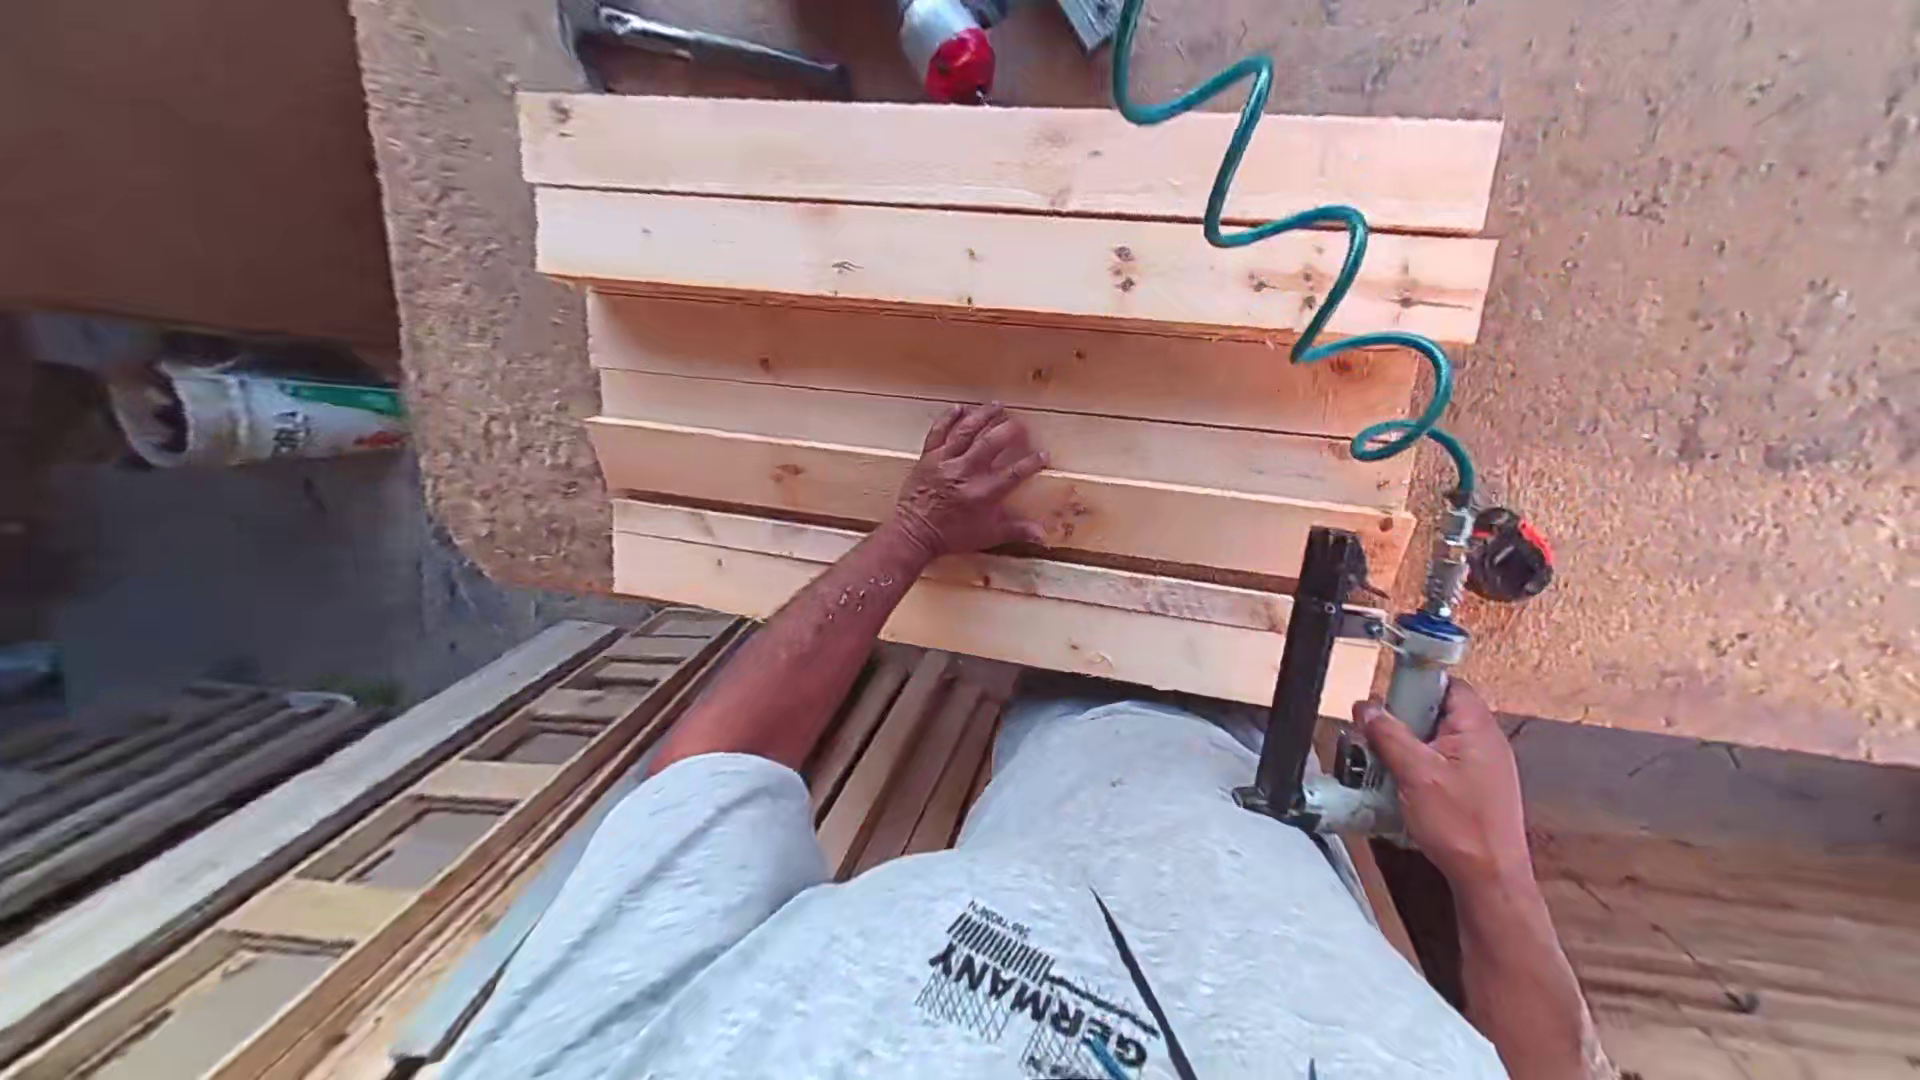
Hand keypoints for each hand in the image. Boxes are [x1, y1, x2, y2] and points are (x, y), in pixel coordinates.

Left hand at [890, 402, 1048, 558]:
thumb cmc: (952, 536)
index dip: (1032, 462)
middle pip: (992, 443)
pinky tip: (960, 407)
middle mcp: (966, 472)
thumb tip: (1043, 535)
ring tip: (997, 406)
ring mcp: (946, 461)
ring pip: (967, 431)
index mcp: (984, 492)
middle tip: (1020, 424)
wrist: (915, 534)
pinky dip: (948, 418)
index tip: (1044, 454)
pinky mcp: (928, 457)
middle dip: (1009, 430)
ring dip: (983, 416)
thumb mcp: (987, 536)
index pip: (1015, 472)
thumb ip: (1016, 531)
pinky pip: (938, 432)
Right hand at [1357, 679, 1532, 890]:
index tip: (1386, 691)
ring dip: (1404, 741)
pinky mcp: (1470, 786)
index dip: (1418, 682)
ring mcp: (1479, 766)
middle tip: (1376, 728)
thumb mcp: (1415, 772)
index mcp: (1479, 732)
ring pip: (1433, 736)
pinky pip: (1436, 758)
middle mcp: (1484, 744)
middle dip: (1402, 715)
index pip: (1450, 686)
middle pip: (1437, 710)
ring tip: (1380, 754)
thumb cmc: (1459, 825)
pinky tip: (1395, 777)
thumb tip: (1367, 707)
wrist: (1488, 879)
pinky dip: (1413, 761)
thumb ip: (1388, 734)